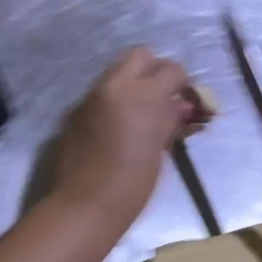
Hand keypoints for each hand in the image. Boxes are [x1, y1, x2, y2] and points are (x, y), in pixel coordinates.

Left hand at [48, 47, 195, 229]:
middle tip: (162, 98)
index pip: (172, 69)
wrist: (84, 206)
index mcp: (143, 95)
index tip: (184, 101)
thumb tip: (182, 107)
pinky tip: (119, 126)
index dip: (182, 84)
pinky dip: (115, 99)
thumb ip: (170, 121)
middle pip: (140, 55)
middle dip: (155, 70)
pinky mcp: (76, 110)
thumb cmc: (132, 184)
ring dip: (133, 83)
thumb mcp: (159, 150)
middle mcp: (115, 86)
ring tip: (141, 114)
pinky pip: (102, 92)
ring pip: (118, 71)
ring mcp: (92, 96)